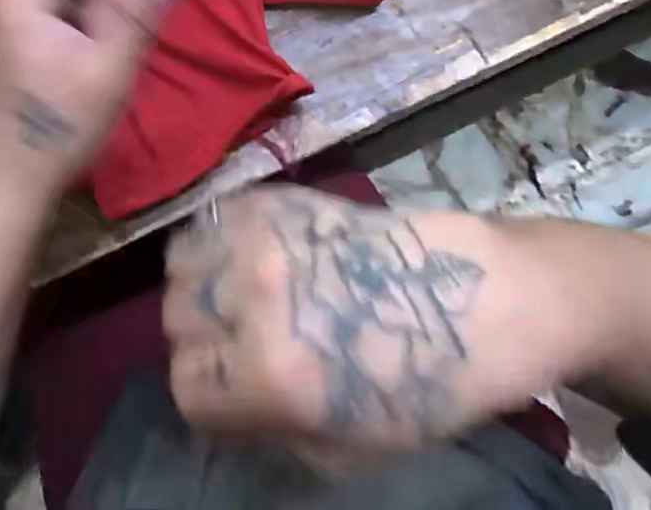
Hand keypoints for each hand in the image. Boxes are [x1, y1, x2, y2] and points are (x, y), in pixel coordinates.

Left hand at [0, 0, 182, 197]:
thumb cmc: (56, 127)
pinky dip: (84, 20)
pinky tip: (90, 63)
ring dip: (96, 5)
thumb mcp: (110, 68)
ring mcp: (9, 14)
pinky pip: (58, 3)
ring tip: (102, 58)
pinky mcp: (17, 33)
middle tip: (115, 30)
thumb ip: (138, 12)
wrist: (8, 180)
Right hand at [163, 187, 585, 461]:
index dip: (207, 398)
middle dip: (201, 340)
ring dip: (199, 285)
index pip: (185, 388)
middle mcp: (253, 298)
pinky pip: (207, 221)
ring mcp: (259, 238)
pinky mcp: (269, 198)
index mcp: (274, 375)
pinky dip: (212, 242)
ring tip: (233, 291)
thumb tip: (219, 408)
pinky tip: (242, 255)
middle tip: (235, 340)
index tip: (229, 390)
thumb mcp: (351, 451)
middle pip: (173, 319)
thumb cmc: (426, 383)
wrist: (476, 292)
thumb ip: (267, 431)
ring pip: (178, 264)